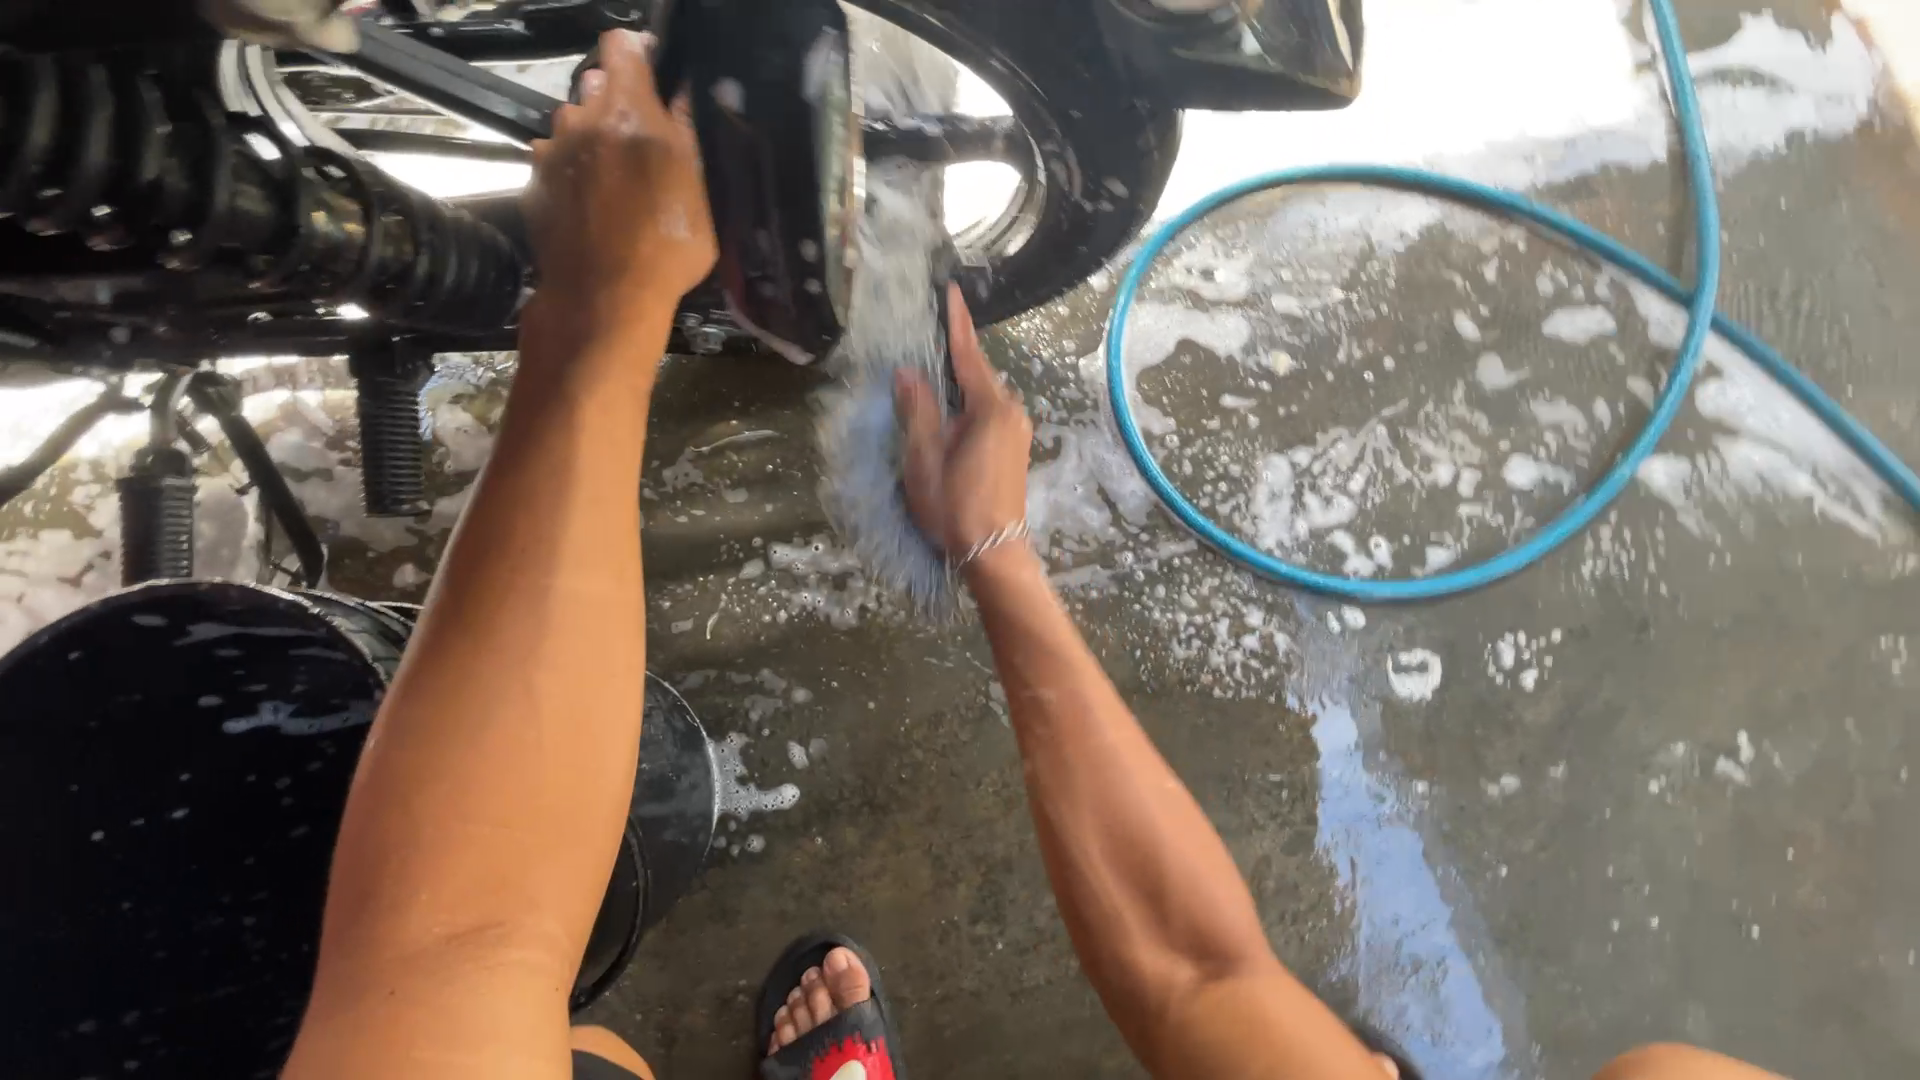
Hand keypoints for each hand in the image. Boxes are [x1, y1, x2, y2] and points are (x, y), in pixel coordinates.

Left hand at [523, 29, 716, 328]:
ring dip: (594, 139)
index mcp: (630, 114)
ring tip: (618, 182)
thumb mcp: (701, 198)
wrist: (605, 299)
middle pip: (598, 86)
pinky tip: (594, 206)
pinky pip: (556, 162)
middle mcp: (583, 120)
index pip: (623, 47)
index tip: (655, 77)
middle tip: (645, 145)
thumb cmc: (665, 251)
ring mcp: (553, 152)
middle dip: (620, 105)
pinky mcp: (536, 183)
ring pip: (574, 125)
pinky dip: (574, 173)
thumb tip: (683, 98)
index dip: (641, 56)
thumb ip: (688, 140)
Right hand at [895, 285, 1034, 574]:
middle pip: (978, 375)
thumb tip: (908, 373)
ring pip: (983, 397)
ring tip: (932, 372)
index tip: (951, 291)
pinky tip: (950, 411)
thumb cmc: (956, 505)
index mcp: (991, 409)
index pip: (969, 356)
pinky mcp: (1015, 449)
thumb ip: (918, 411)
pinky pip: (988, 414)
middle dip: (954, 356)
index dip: (957, 323)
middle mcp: (1012, 412)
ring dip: (959, 385)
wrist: (994, 552)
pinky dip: (968, 405)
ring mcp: (1017, 432)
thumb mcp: (926, 458)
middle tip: (930, 333)